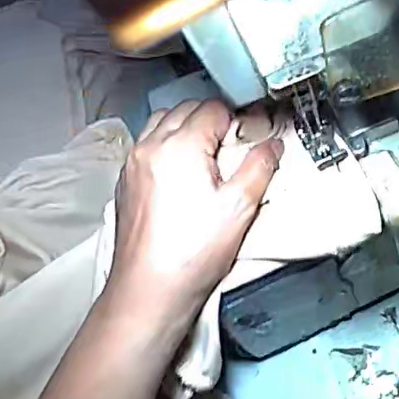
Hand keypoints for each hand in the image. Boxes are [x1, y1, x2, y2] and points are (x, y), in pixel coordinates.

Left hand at [107, 99, 282, 345]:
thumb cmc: (192, 253)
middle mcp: (150, 147)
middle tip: (236, 144)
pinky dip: (168, 144)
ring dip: (188, 127)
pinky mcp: (126, 182)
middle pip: (186, 108)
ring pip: (162, 122)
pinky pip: (148, 144)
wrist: (150, 289)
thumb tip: (272, 145)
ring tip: (210, 155)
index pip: (213, 109)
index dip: (238, 119)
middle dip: (213, 118)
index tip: (252, 135)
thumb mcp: (240, 207)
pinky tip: (185, 172)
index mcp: (179, 147)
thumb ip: (260, 166)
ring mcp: (133, 164)